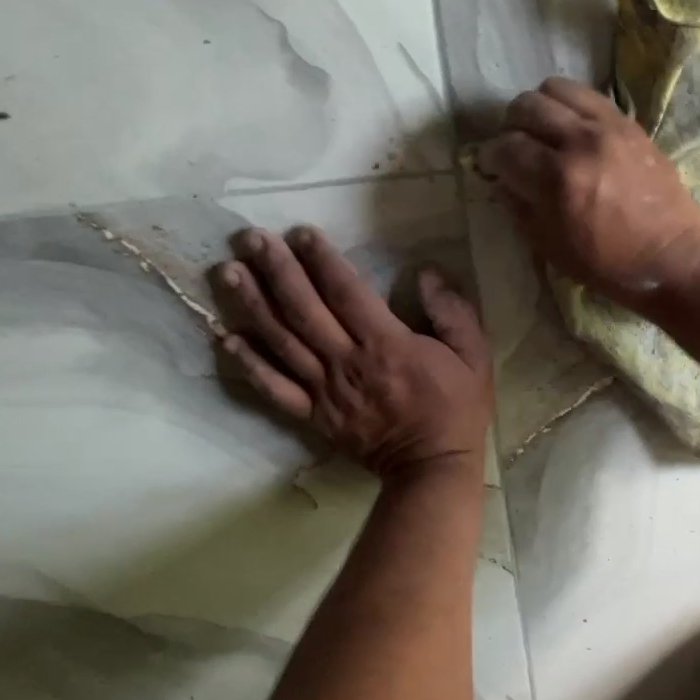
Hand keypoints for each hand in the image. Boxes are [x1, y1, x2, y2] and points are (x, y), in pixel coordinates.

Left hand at [212, 226, 491, 479]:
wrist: (433, 467)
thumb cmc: (456, 408)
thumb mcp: (473, 356)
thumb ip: (452, 312)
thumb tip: (426, 273)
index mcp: (386, 344)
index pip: (346, 292)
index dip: (322, 260)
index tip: (300, 232)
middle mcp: (347, 362)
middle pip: (304, 310)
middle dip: (277, 270)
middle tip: (250, 238)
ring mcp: (325, 390)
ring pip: (282, 342)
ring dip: (252, 306)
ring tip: (227, 273)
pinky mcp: (314, 416)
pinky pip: (274, 389)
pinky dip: (249, 365)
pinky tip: (226, 338)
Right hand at [478, 78, 699, 308]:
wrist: (674, 257)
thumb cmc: (610, 266)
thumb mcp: (554, 250)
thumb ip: (521, 209)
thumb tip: (502, 181)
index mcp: (558, 180)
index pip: (506, 148)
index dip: (491, 157)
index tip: (492, 167)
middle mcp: (580, 142)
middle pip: (526, 107)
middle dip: (510, 126)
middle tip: (515, 147)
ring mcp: (608, 127)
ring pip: (556, 88)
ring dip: (540, 107)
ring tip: (543, 131)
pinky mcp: (630, 124)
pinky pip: (588, 96)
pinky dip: (571, 106)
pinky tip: (572, 130)